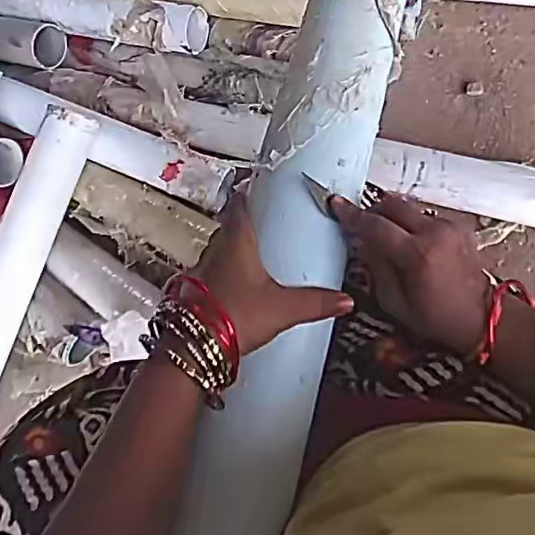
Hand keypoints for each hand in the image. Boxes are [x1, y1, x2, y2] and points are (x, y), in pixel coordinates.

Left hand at [189, 193, 352, 356]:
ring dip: (230, 252)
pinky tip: (234, 289)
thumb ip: (315, 302)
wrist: (195, 344)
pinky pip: (209, 276)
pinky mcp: (192, 293)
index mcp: (236, 244)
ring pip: (216, 252)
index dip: (245, 196)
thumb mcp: (283, 308)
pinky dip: (221, 276)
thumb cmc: (234, 316)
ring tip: (251, 258)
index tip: (252, 190)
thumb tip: (343, 300)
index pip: (237, 208)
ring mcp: (200, 272)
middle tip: (259, 226)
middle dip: (241, 226)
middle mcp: (214, 252)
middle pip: (226, 229)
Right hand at [330, 191, 492, 353]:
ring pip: (408, 208)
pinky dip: (412, 225)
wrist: (482, 318)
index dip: (352, 214)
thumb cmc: (437, 317)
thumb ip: (375, 266)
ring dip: (393, 219)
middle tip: (363, 225)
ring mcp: (449, 227)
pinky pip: (425, 216)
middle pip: (392, 205)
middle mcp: (435, 233)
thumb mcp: (393, 301)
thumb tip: (362, 242)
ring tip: (390, 241)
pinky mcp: (458, 227)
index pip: (375, 224)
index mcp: (417, 254)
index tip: (337, 205)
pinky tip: (412, 244)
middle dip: (373, 212)